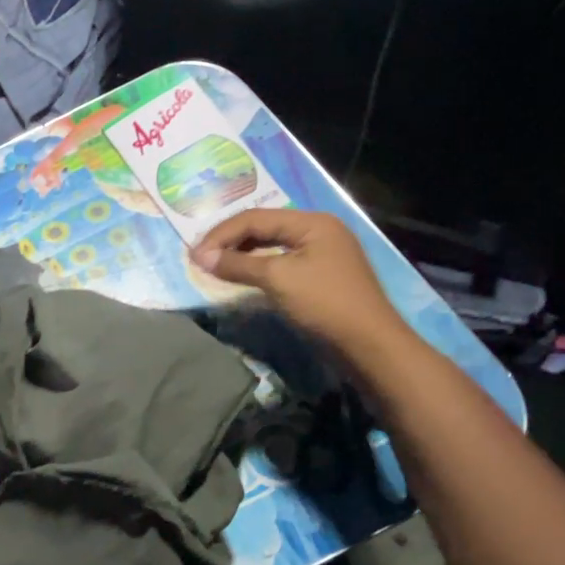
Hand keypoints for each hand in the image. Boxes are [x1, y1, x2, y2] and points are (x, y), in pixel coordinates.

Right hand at [191, 209, 411, 355]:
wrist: (370, 346)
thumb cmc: (325, 304)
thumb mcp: (277, 279)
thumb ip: (237, 264)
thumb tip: (200, 257)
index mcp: (312, 222)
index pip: (255, 218)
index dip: (221, 234)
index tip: (194, 255)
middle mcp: (318, 230)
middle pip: (263, 227)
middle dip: (229, 242)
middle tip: (201, 259)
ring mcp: (321, 253)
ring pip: (270, 245)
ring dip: (241, 255)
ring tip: (216, 267)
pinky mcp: (320, 275)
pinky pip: (280, 262)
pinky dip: (257, 267)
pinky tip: (241, 277)